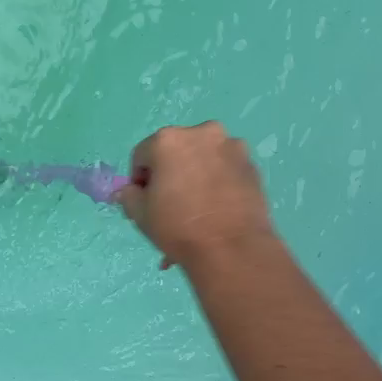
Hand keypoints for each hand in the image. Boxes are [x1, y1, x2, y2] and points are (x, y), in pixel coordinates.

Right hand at [114, 121, 274, 270]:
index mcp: (168, 140)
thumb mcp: (138, 214)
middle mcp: (202, 133)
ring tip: (193, 210)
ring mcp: (232, 147)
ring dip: (193, 178)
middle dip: (169, 174)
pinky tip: (214, 209)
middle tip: (168, 203)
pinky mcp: (252, 164)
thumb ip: (128, 195)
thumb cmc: (177, 226)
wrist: (230, 247)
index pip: (141, 155)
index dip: (138, 180)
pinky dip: (215, 184)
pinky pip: (224, 170)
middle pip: (175, 152)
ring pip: (202, 160)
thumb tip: (131, 190)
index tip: (144, 202)